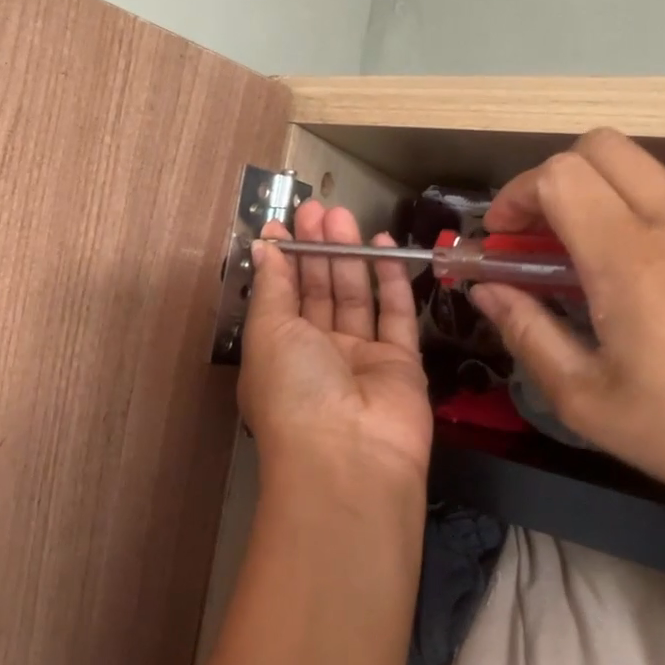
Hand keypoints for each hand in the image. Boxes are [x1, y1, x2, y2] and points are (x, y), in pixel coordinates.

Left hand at [240, 201, 432, 493]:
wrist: (349, 456)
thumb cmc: (293, 390)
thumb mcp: (268, 333)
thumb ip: (272, 287)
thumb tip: (263, 248)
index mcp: (276, 352)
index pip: (279, 297)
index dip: (281, 261)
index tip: (280, 224)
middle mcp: (316, 355)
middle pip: (317, 292)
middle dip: (316, 249)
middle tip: (317, 209)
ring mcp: (360, 359)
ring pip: (354, 298)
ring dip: (349, 255)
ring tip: (342, 216)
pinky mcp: (401, 364)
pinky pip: (395, 314)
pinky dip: (391, 280)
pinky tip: (384, 244)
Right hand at [467, 129, 664, 517]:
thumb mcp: (587, 401)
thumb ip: (527, 333)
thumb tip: (486, 288)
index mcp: (635, 263)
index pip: (559, 176)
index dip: (515, 194)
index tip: (501, 238)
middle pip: (603, 147)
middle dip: (553, 178)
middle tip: (540, 233)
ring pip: (649, 174)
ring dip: (604, 199)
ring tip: (595, 265)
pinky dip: (652, 221)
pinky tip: (660, 285)